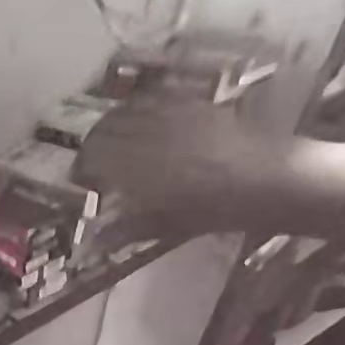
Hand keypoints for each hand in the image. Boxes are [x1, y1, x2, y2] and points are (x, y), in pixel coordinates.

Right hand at [72, 93, 284, 234]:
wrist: (265, 179)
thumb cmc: (212, 210)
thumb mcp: (164, 226)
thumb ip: (123, 230)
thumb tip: (91, 244)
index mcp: (138, 164)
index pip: (93, 156)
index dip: (81, 168)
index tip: (79, 183)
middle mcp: (149, 132)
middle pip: (105, 129)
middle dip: (92, 146)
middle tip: (92, 166)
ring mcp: (172, 113)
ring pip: (127, 110)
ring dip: (112, 126)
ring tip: (112, 144)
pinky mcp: (192, 103)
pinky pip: (155, 99)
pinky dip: (139, 111)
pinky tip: (142, 126)